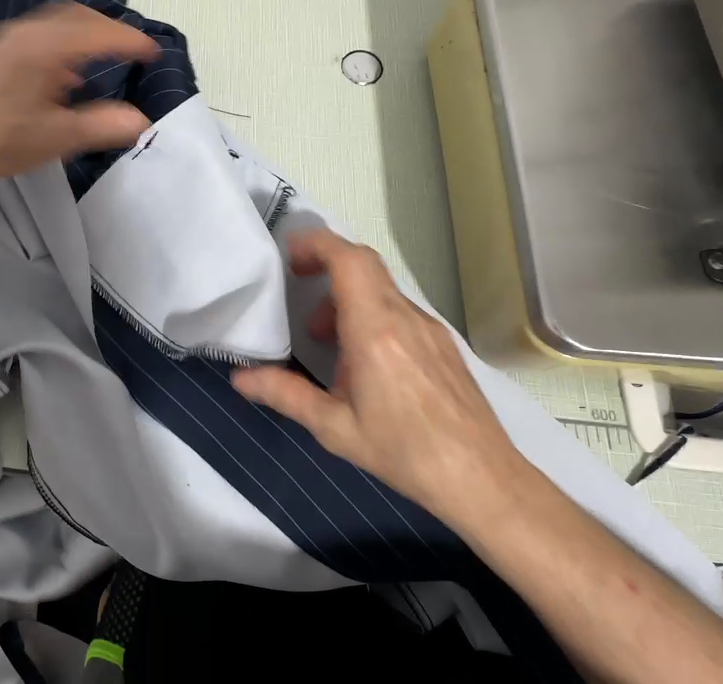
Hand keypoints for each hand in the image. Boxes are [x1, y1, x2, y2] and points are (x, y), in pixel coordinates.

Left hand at [0, 2, 159, 225]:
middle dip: (109, 30)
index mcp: (45, 48)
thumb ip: (105, 125)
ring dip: (84, 34)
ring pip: (56, 23)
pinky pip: (38, 34)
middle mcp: (25, 33)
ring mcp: (6, 40)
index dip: (130, 41)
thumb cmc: (2, 141)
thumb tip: (142, 120)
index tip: (153, 52)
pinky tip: (65, 74)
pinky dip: (62, 42)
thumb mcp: (60, 137)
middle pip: (77, 17)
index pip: (98, 33)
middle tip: (133, 49)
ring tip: (103, 59)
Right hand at [231, 229, 529, 530]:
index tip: (289, 253)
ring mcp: (429, 329)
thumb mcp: (334, 428)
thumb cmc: (404, 451)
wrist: (482, 479)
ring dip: (346, 295)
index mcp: (375, 330)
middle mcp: (405, 318)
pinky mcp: (443, 344)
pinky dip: (370, 313)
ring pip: (381, 288)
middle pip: (364, 263)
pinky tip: (362, 360)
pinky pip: (398, 310)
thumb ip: (284, 394)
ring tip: (324, 336)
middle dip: (326, 262)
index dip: (316, 244)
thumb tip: (240, 378)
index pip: (348, 260)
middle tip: (297, 281)